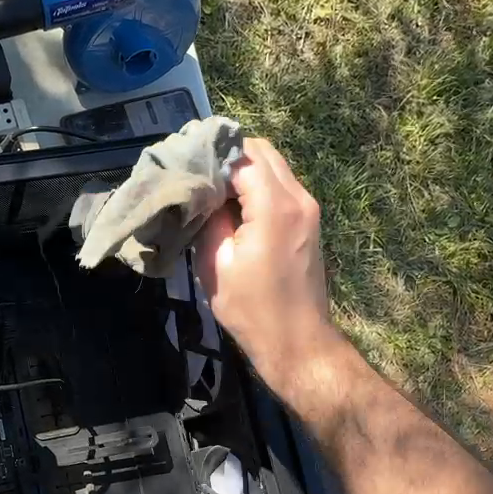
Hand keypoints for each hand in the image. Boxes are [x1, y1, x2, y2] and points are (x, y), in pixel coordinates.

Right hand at [194, 137, 339, 395]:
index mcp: (275, 206)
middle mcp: (299, 198)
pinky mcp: (308, 220)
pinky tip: (231, 207)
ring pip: (273, 166)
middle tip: (196, 175)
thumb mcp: (216, 264)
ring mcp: (308, 208)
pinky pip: (280, 185)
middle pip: (262, 152)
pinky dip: (256, 185)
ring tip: (210, 191)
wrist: (296, 342)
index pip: (242, 155)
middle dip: (227, 156)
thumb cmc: (252, 309)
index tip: (184, 165)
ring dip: (242, 171)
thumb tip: (203, 191)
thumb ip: (210, 218)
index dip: (212, 154)